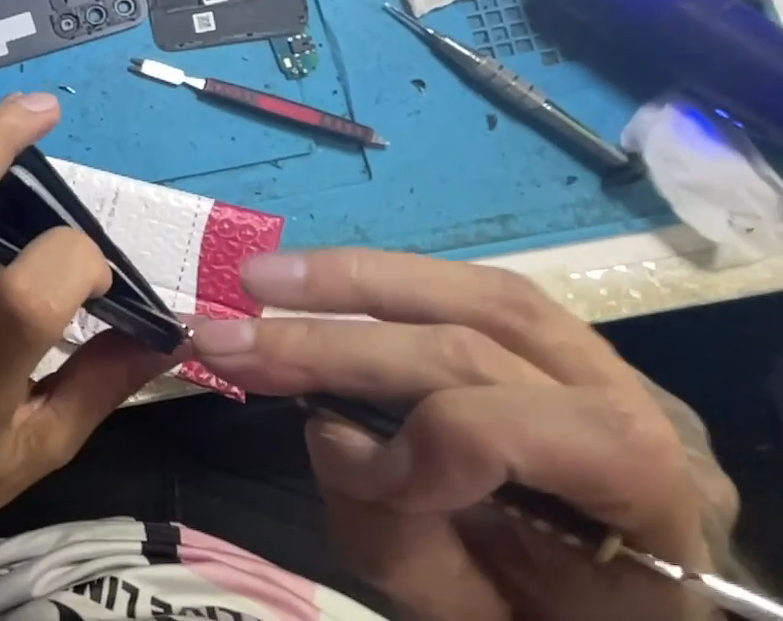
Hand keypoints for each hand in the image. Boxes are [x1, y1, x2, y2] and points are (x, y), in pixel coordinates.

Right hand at [191, 249, 740, 620]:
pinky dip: (377, 284)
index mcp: (644, 508)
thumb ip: (391, 527)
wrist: (604, 604)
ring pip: (483, 291)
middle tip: (224, 339)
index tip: (347, 466)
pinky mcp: (553, 343)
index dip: (433, 436)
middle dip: (334, 336)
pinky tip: (308, 285)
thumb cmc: (526, 616)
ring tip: (255, 280)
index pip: (539, 427)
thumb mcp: (453, 607)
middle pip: (484, 337)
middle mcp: (644, 414)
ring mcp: (606, 369)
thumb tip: (327, 424)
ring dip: (350, 280)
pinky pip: (467, 292)